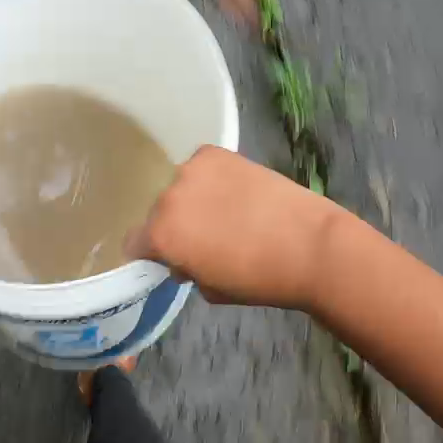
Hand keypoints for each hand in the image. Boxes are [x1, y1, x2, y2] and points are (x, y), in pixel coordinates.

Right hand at [126, 146, 344, 310]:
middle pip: (157, 211)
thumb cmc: (260, 278)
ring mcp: (190, 170)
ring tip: (223, 211)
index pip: (134, 242)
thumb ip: (186, 269)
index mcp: (162, 236)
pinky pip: (199, 167)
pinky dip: (210, 178)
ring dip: (191, 199)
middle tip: (203, 237)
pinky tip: (234, 191)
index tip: (168, 258)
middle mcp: (167, 198)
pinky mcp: (213, 152)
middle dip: (174, 224)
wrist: (307, 244)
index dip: (149, 253)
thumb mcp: (212, 289)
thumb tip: (185, 257)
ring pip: (179, 187)